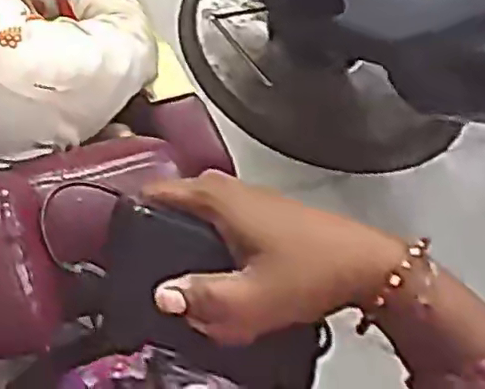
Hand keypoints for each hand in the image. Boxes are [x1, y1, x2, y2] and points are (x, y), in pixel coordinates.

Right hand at [142, 171, 405, 345]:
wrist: (365, 265)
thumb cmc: (311, 270)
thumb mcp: (255, 297)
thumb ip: (206, 299)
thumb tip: (162, 297)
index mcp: (211, 194)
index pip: (154, 191)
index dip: (132, 215)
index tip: (119, 241)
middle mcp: (220, 185)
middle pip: (170, 202)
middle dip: (155, 232)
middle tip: (144, 267)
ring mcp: (239, 194)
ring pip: (192, 211)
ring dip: (181, 238)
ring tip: (175, 274)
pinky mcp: (254, 209)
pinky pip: (212, 218)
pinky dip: (204, 239)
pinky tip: (213, 269)